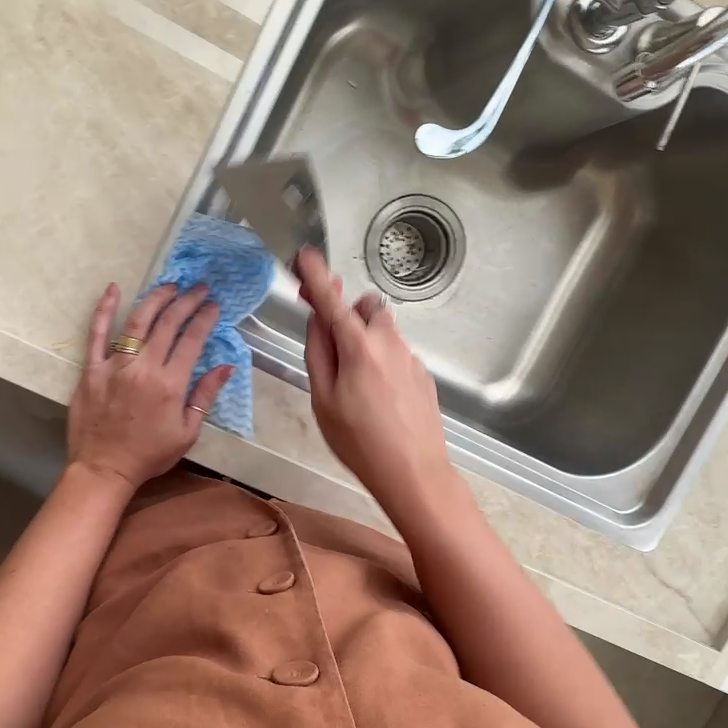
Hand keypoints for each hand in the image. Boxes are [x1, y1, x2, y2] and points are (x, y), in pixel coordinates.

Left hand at [68, 282, 233, 489]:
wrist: (104, 468)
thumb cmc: (150, 455)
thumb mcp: (187, 432)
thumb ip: (205, 396)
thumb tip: (226, 367)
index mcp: (170, 384)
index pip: (192, 339)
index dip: (205, 318)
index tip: (214, 306)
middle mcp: (144, 368)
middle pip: (168, 323)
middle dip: (186, 301)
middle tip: (198, 288)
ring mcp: (115, 365)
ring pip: (137, 321)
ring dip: (155, 299)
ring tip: (169, 286)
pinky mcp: (91, 369)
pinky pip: (96, 333)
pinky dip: (104, 309)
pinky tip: (114, 289)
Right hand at [294, 247, 452, 514]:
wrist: (414, 472)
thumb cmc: (359, 442)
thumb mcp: (323, 400)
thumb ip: (318, 354)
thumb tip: (316, 321)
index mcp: (358, 347)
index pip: (332, 301)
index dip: (316, 276)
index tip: (305, 254)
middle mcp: (388, 343)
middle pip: (367, 307)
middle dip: (349, 312)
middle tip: (332, 339)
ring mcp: (410, 358)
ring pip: (384, 331)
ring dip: (365, 339)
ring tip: (353, 382)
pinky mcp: (423, 375)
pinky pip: (396, 354)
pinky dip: (381, 361)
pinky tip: (376, 399)